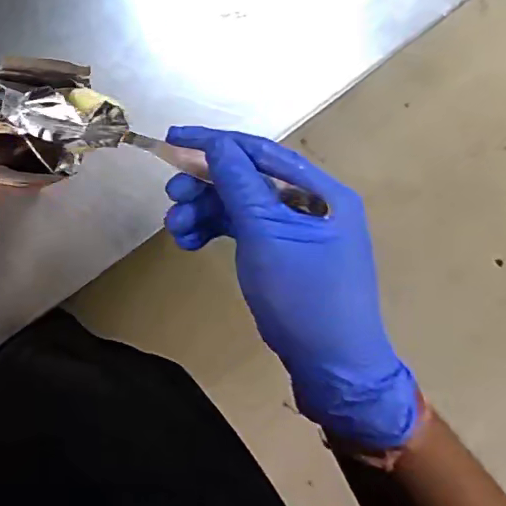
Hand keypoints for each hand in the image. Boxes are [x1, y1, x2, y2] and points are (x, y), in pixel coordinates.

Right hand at [164, 127, 420, 449]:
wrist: (333, 367)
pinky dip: (211, 229)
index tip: (172, 138)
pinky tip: (189, 242)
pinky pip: (237, 225)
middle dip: (202, 184)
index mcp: (319, 191)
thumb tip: (215, 144)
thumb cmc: (304, 295)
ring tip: (176, 229)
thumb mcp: (266, 234)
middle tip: (172, 194)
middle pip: (242, 176)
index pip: (258, 150)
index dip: (213, 141)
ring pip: (234, 202)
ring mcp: (292, 227)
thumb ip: (239, 184)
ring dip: (201, 210)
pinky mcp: (277, 248)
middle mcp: (307, 201)